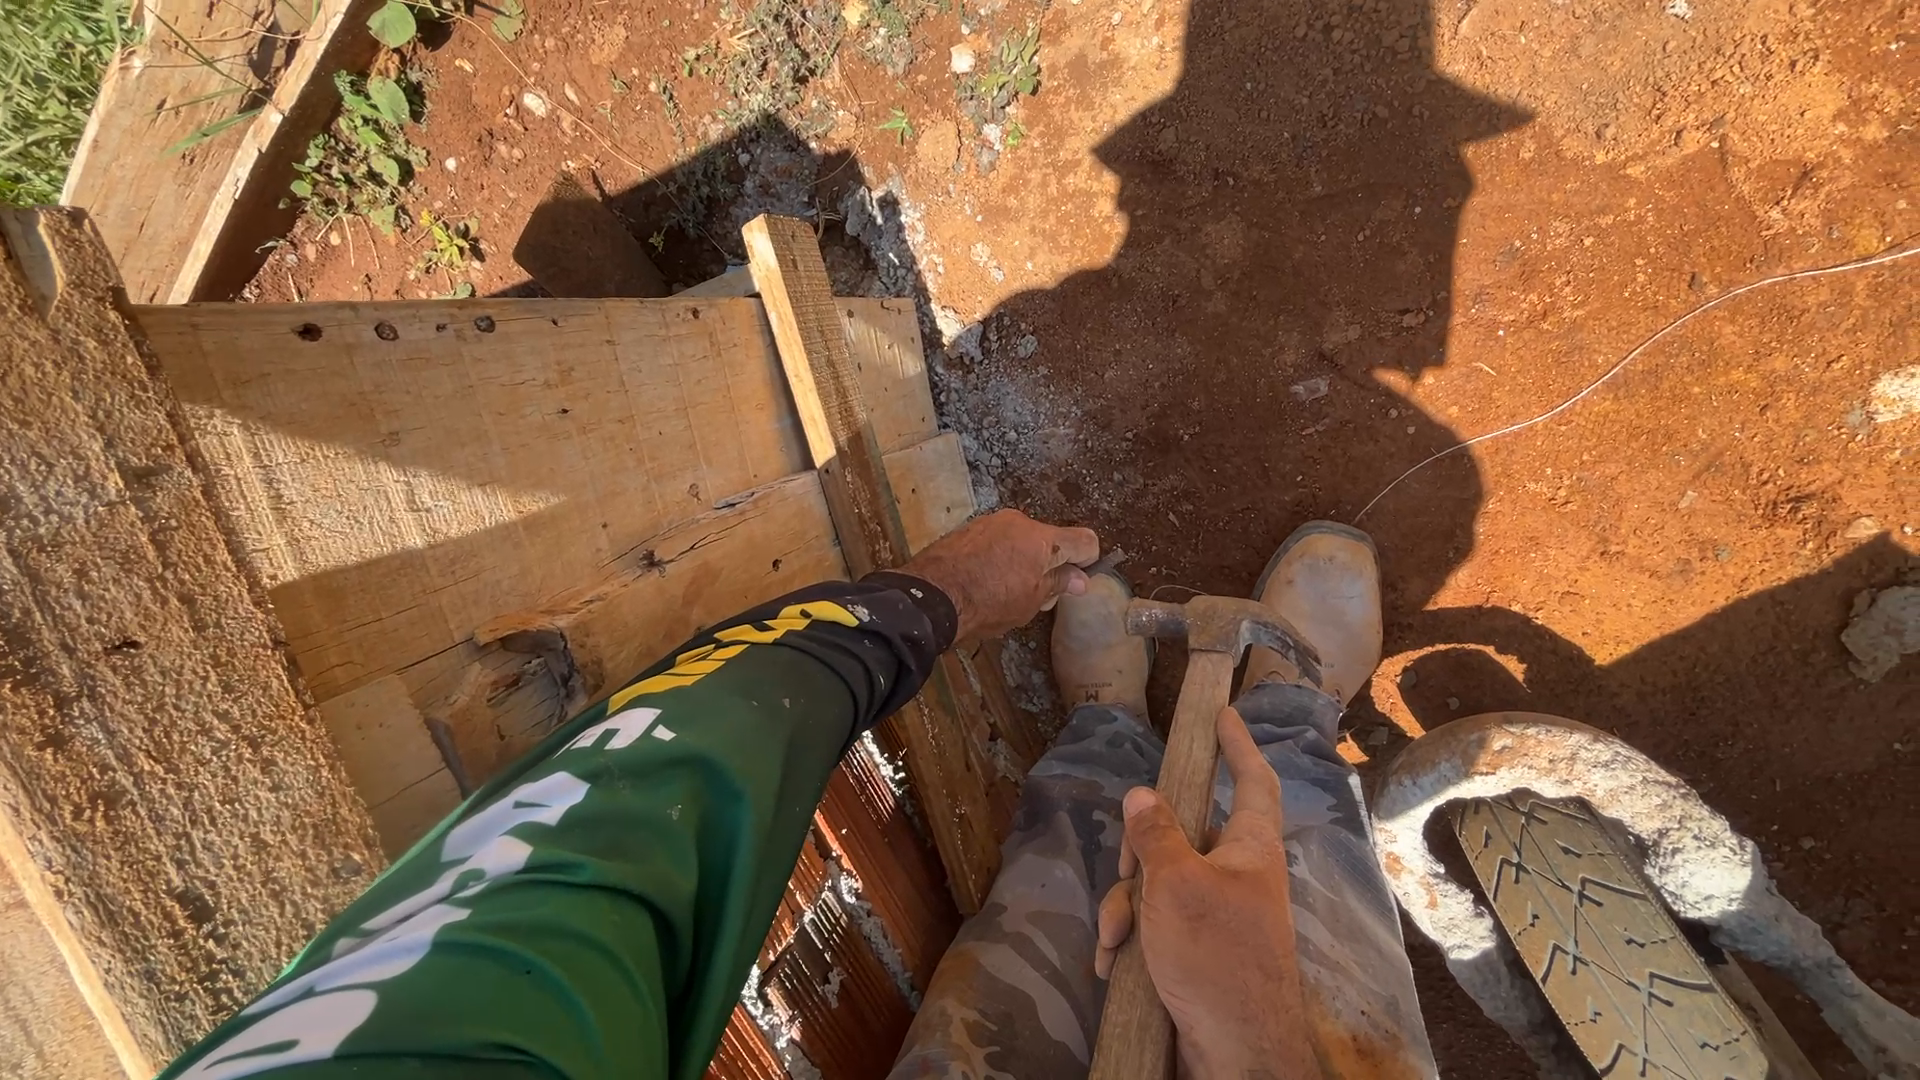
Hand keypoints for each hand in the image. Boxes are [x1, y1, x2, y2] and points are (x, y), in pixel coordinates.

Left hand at [897, 509, 1099, 640]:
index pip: (1085, 540)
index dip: (1087, 562)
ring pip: (1021, 539)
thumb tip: (1081, 578)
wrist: (929, 597)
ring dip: (1022, 560)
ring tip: (1004, 591)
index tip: (1074, 581)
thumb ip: (1059, 583)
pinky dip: (999, 556)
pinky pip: (996, 539)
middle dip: (1049, 564)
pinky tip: (984, 580)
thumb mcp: (1030, 602)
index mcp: (1042, 538)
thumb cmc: (986, 604)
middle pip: (1050, 540)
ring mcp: (990, 521)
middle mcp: (1019, 521)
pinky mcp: (968, 528)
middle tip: (1035, 596)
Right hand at [1096, 707, 1320, 1079]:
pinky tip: (1117, 962)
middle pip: (1182, 832)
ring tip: (1119, 941)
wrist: (1236, 1058)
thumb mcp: (1176, 885)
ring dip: (1129, 905)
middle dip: (1142, 852)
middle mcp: (1236, 874)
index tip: (1223, 714)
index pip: (1253, 781)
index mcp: (1249, 850)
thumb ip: (1156, 834)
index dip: (1239, 744)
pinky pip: (1156, 919)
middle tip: (1127, 871)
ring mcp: (1216, 912)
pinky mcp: (1197, 947)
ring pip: (1159, 879)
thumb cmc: (1216, 959)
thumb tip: (1142, 793)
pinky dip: (1134, 934)